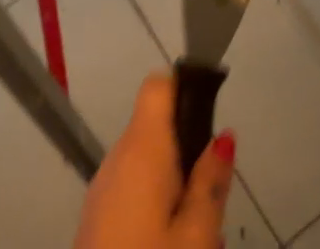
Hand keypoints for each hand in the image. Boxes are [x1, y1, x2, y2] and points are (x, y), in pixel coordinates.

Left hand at [74, 74, 235, 248]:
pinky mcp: (96, 215)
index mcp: (142, 150)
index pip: (158, 86)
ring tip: (199, 226)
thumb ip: (212, 180)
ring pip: (146, 161)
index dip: (186, 88)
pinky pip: (133, 187)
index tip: (213, 111)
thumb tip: (224, 135)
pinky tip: (172, 240)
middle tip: (214, 191)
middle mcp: (116, 159)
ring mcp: (102, 188)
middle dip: (189, 148)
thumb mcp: (198, 234)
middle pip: (156, 126)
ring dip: (175, 178)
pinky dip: (156, 199)